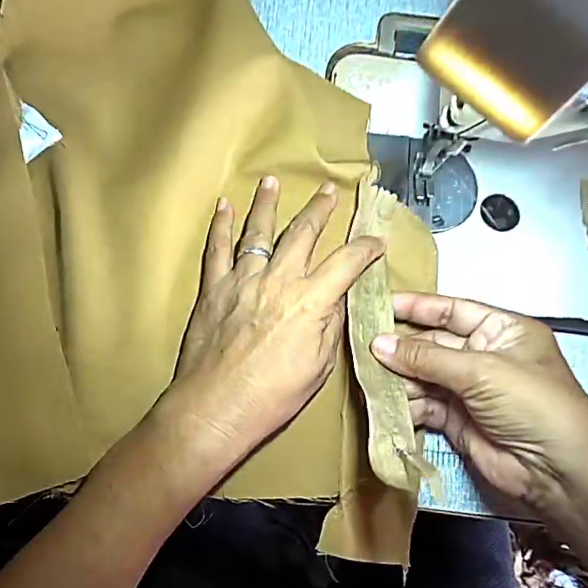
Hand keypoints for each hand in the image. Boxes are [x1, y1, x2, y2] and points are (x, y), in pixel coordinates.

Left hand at [157, 176, 382, 465]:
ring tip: (272, 181)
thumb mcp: (318, 366)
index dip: (365, 249)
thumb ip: (329, 326)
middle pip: (302, 233)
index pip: (347, 262)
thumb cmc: (270, 396)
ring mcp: (241, 281)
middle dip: (318, 210)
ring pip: (257, 231)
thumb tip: (336, 300)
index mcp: (310, 301)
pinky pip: (217, 249)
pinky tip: (224, 207)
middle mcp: (277, 281)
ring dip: (267, 204)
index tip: (375, 242)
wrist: (215, 406)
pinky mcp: (212, 290)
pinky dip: (221, 226)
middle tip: (327, 191)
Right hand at [369, 293, 587, 513]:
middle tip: (363, 347)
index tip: (380, 304)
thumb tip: (378, 343)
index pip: (451, 311)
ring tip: (369, 379)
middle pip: (430, 345)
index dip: (416, 307)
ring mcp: (468, 389)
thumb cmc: (533, 405)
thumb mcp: (481, 371)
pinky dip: (403, 405)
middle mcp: (483, 356)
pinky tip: (384, 405)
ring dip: (397, 379)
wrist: (557, 472)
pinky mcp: (455, 419)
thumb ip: (425, 357)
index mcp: (501, 332)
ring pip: (421, 376)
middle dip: (400, 348)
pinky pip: (421, 404)